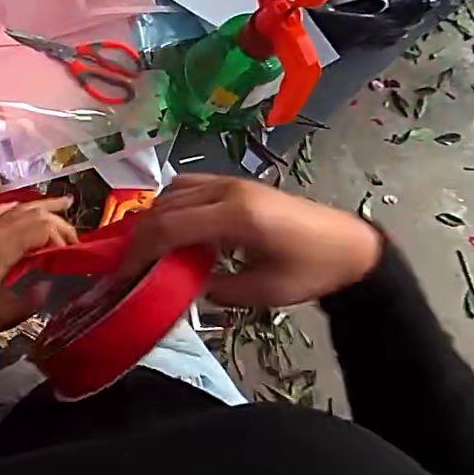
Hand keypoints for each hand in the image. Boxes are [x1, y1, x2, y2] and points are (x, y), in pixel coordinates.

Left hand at [0, 196, 78, 336]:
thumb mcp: (6, 313)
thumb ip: (33, 299)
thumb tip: (47, 284)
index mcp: (2, 246)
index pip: (41, 227)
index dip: (61, 236)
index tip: (73, 252)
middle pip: (30, 213)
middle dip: (56, 219)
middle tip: (76, 232)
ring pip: (14, 208)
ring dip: (38, 206)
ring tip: (60, 203)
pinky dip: (12, 207)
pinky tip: (20, 207)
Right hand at [120, 175, 380, 306]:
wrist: (350, 246)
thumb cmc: (311, 271)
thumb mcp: (263, 292)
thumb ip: (216, 289)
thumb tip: (182, 284)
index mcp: (236, 217)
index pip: (170, 226)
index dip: (141, 250)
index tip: (123, 272)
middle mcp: (227, 191)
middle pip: (164, 206)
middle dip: (139, 236)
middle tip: (125, 263)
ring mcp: (230, 182)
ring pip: (171, 191)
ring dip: (152, 218)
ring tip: (145, 247)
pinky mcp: (234, 183)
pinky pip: (187, 185)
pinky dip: (169, 204)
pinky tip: (171, 226)